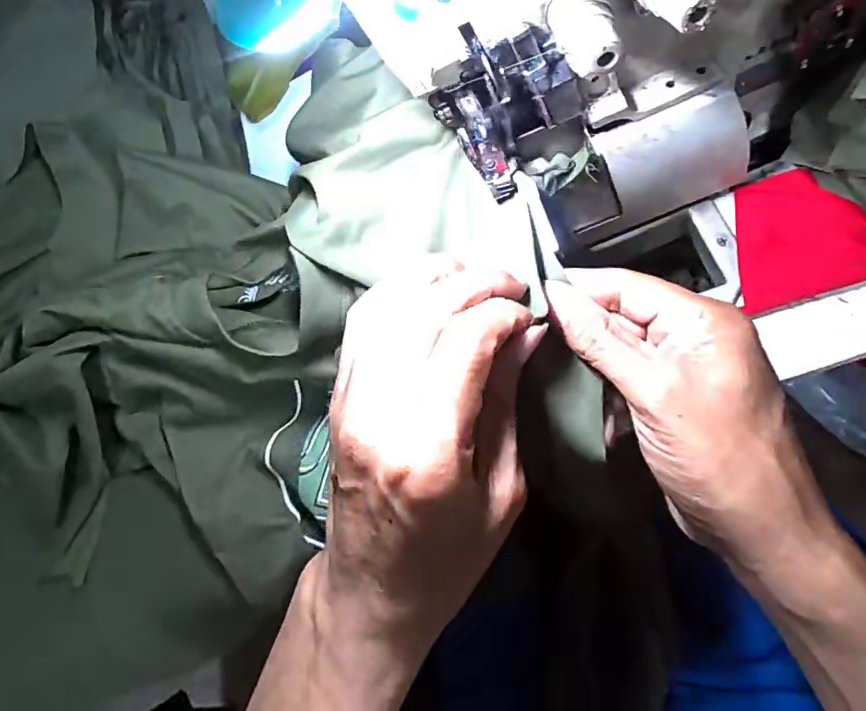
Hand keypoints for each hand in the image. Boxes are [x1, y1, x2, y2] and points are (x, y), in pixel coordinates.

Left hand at [251, 259, 541, 710]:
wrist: (369, 591)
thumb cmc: (449, 555)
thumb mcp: (504, 486)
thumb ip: (509, 398)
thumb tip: (528, 330)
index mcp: (427, 445)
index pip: (466, 337)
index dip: (505, 312)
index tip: (528, 316)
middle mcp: (379, 411)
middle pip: (426, 307)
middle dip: (477, 281)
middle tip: (512, 285)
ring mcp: (349, 398)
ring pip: (387, 301)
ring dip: (435, 275)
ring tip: (474, 278)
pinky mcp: (337, 394)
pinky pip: (364, 319)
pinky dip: (400, 290)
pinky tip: (432, 291)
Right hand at [544, 269, 830, 568]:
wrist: (762, 530)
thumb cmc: (717, 460)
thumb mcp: (652, 393)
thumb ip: (601, 340)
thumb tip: (559, 296)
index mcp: (704, 318)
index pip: (631, 285)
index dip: (583, 288)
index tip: (537, 294)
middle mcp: (700, 333)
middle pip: (629, 312)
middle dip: (588, 326)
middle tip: (540, 335)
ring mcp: (693, 365)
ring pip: (630, 345)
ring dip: (600, 361)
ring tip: (562, 371)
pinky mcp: (683, 395)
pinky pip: (640, 374)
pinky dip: (616, 387)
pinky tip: (600, 409)